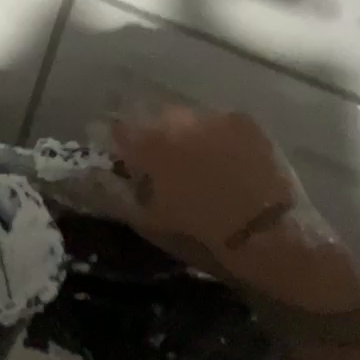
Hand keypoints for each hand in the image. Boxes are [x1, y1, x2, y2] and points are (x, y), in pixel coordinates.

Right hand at [75, 105, 359, 315]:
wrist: (277, 244)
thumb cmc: (203, 238)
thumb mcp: (146, 221)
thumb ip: (108, 190)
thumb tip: (81, 170)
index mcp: (144, 142)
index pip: (110, 124)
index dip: (108, 139)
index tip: (112, 156)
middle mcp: (174, 118)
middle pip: (146, 115)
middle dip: (145, 133)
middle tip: (155, 162)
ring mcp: (212, 116)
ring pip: (182, 117)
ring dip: (179, 132)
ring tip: (192, 161)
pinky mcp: (245, 121)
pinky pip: (216, 121)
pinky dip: (212, 136)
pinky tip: (223, 160)